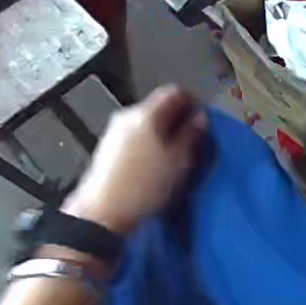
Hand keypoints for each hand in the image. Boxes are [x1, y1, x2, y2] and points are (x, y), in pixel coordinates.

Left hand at [62, 85, 207, 234]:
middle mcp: (128, 116)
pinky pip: (137, 135)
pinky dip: (151, 142)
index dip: (193, 102)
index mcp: (147, 114)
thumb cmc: (144, 185)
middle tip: (194, 141)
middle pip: (160, 106)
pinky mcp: (108, 147)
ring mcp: (115, 131)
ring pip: (148, 121)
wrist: (102, 212)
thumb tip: (200, 118)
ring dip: (165, 132)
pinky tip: (156, 164)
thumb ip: (191, 135)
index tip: (203, 121)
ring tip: (176, 156)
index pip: (175, 92)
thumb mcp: (179, 160)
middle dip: (179, 119)